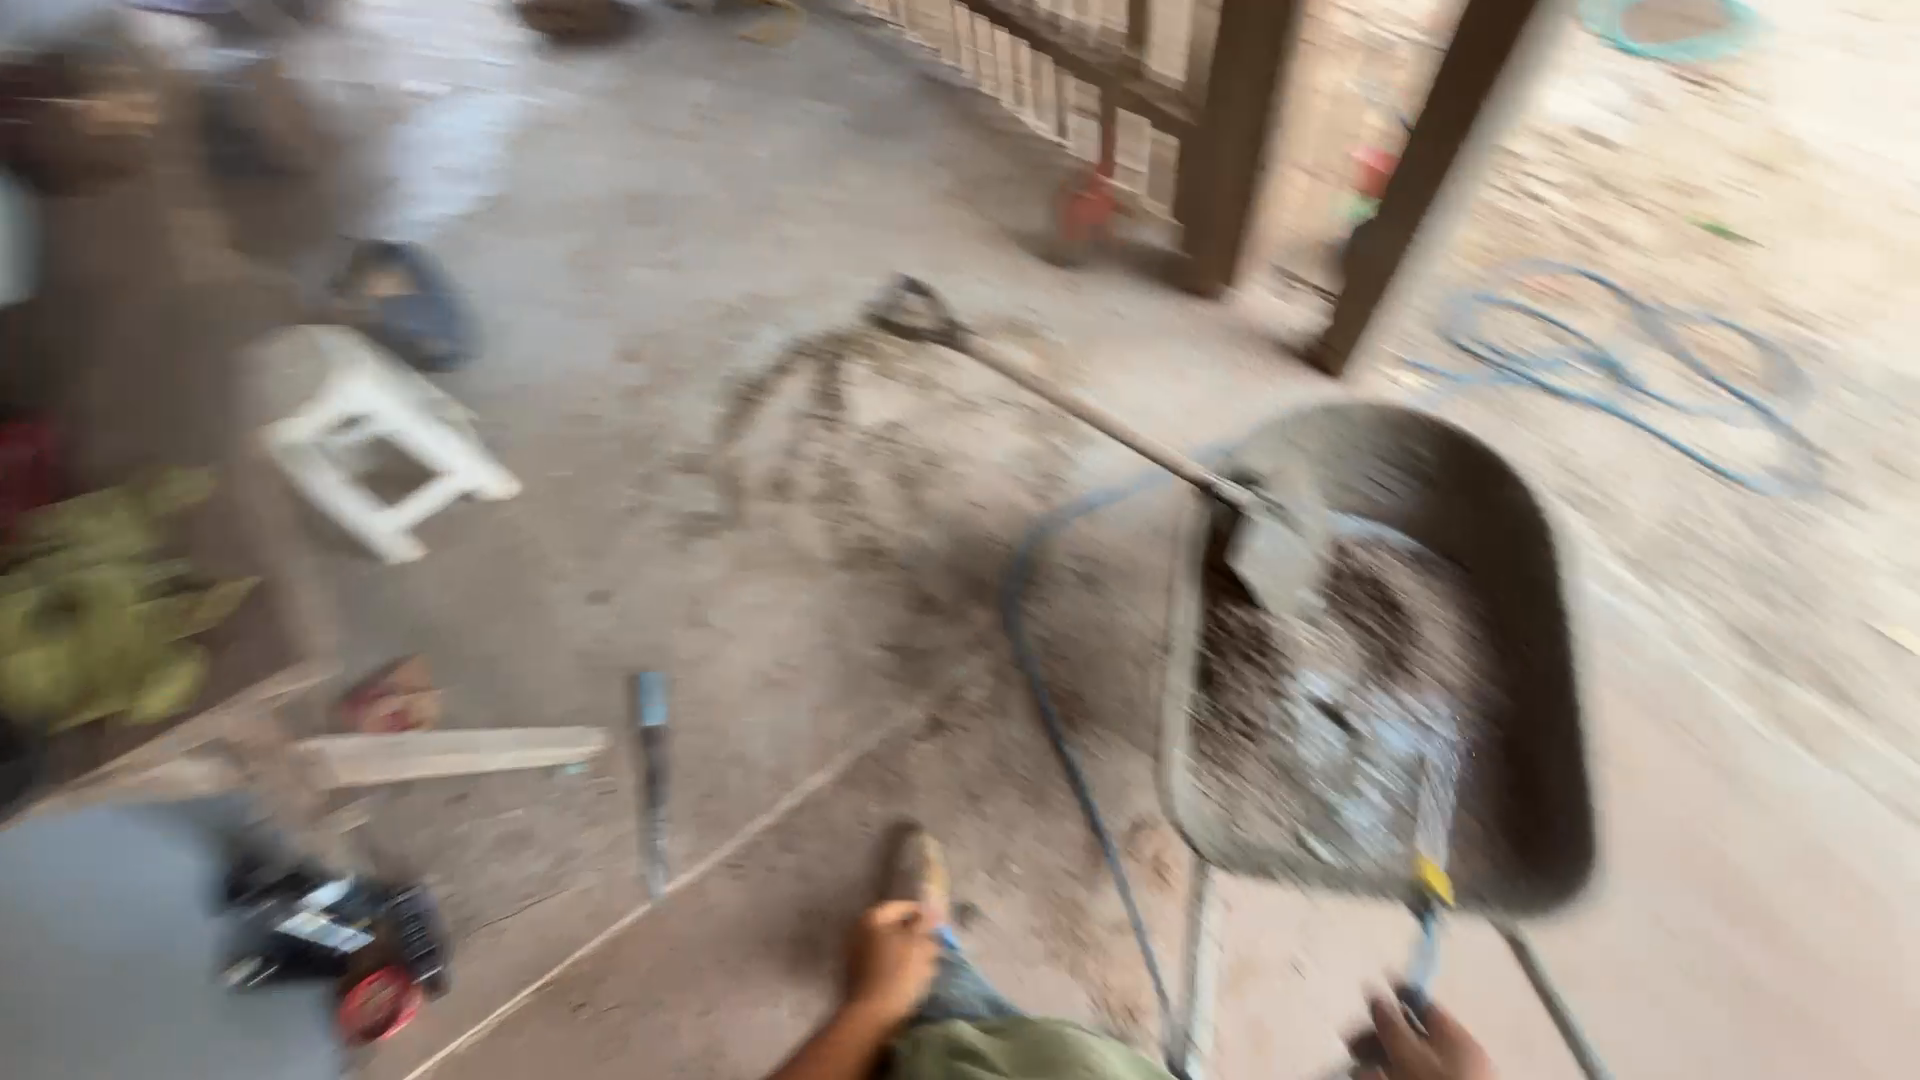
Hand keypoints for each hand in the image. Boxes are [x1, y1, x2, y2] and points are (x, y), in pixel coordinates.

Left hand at [845, 900, 938, 1024]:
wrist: (873, 1017)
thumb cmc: (898, 973)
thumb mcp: (919, 943)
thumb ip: (925, 923)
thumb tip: (931, 909)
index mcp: (872, 917)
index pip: (901, 907)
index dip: (922, 913)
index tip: (938, 924)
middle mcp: (860, 931)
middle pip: (894, 927)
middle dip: (916, 934)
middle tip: (935, 944)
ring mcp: (856, 955)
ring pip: (890, 946)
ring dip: (908, 952)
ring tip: (928, 963)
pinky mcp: (859, 977)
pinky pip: (884, 964)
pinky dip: (898, 966)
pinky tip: (912, 977)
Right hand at [1355, 994, 1494, 1079]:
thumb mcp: (1407, 1054)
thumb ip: (1390, 1023)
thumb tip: (1376, 996)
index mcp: (1457, 1039)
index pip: (1423, 1005)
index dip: (1395, 995)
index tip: (1367, 992)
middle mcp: (1456, 1057)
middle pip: (1409, 1033)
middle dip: (1376, 1035)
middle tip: (1352, 1044)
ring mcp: (1449, 1079)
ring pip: (1405, 1058)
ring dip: (1377, 1058)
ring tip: (1358, 1068)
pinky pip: (1408, 1075)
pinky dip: (1386, 1073)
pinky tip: (1370, 1076)